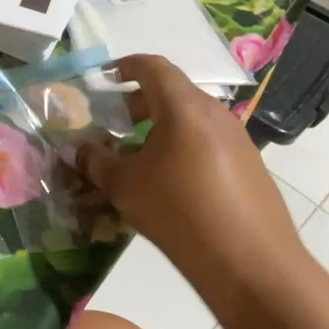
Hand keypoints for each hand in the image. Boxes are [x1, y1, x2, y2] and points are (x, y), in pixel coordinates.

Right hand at [75, 55, 300, 267]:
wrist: (250, 262)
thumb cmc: (179, 211)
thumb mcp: (123, 185)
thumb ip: (95, 160)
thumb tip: (79, 150)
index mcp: (184, 108)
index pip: (153, 67)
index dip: (125, 66)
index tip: (103, 77)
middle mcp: (215, 114)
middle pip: (172, 92)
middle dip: (137, 102)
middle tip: (111, 123)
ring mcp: (237, 139)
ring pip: (189, 118)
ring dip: (158, 127)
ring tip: (134, 156)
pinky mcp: (249, 165)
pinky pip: (206, 140)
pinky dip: (179, 145)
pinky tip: (165, 180)